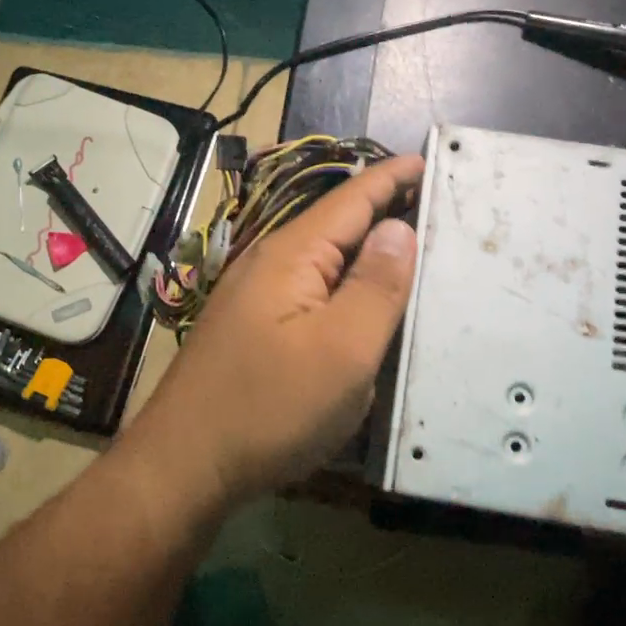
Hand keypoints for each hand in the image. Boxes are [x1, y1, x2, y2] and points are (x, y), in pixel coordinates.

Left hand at [135, 156, 423, 503]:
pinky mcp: (253, 334)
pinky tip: (363, 310)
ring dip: (366, 255)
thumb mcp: (341, 350)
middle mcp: (269, 266)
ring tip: (415, 256)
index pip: (353, 199)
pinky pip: (311, 297)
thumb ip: (375, 286)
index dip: (394, 178)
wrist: (184, 465)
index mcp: (292, 256)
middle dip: (386, 213)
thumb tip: (398, 228)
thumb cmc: (268, 408)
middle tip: (441, 212)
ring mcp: (255, 301)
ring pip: (324, 265)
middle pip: (337, 227)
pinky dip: (345, 291)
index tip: (433, 160)